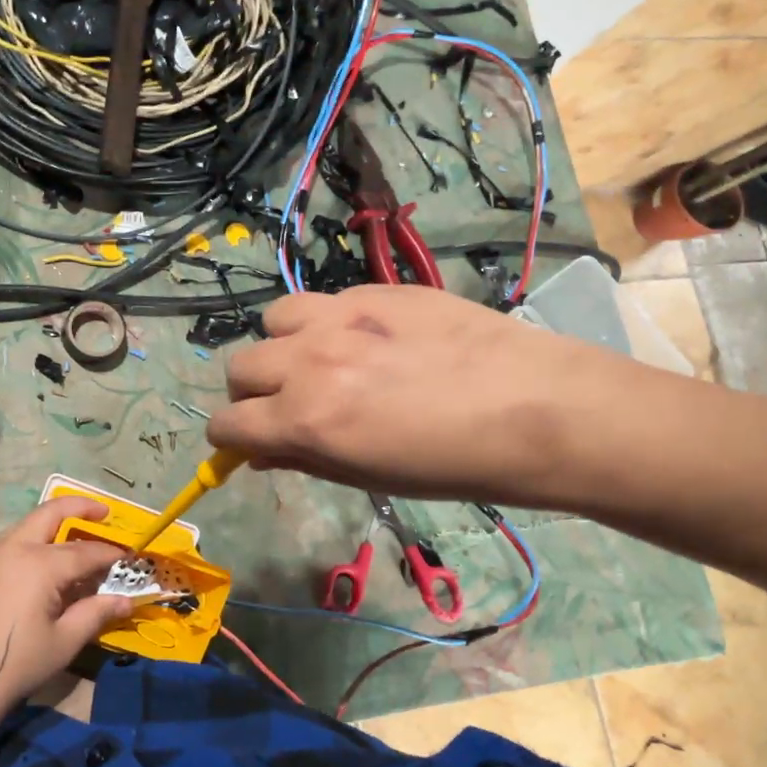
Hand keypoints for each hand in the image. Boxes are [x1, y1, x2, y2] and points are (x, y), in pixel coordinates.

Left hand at [0, 498, 131, 729]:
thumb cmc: (17, 662)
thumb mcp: (63, 641)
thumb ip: (95, 613)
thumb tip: (125, 600)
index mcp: (39, 564)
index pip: (85, 551)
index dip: (110, 554)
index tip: (129, 558)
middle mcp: (13, 547)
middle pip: (50, 514)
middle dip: (79, 507)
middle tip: (102, 513)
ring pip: (26, 526)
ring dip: (52, 524)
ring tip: (74, 540)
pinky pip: (9, 542)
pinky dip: (30, 541)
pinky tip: (41, 563)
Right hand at [207, 286, 633, 504]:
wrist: (540, 410)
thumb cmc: (454, 464)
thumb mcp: (367, 476)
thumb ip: (301, 458)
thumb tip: (259, 452)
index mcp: (305, 419)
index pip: (226, 424)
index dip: (230, 438)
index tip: (247, 442)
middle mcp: (309, 363)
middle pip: (239, 368)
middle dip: (252, 392)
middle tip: (286, 404)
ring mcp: (342, 318)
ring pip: (273, 321)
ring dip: (283, 345)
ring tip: (319, 360)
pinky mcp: (377, 290)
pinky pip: (324, 301)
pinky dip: (327, 323)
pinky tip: (369, 340)